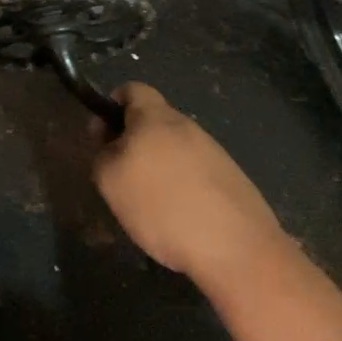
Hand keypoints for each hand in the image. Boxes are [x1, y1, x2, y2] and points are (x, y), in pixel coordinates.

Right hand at [91, 83, 292, 280]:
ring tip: (152, 205)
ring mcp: (215, 154)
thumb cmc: (163, 206)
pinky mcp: (234, 182)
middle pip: (153, 123)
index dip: (112, 105)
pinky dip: (184, 191)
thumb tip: (112, 145)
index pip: (132, 89)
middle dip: (134, 143)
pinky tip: (181, 220)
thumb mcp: (110, 180)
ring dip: (160, 169)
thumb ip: (102, 153)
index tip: (102, 136)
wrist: (239, 251)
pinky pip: (197, 176)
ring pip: (176, 151)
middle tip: (122, 177)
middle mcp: (187, 127)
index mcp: (156, 117)